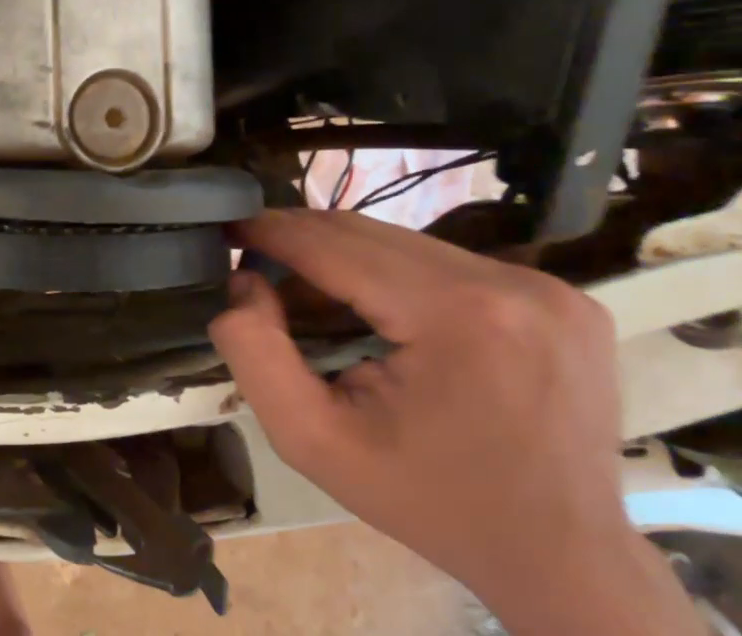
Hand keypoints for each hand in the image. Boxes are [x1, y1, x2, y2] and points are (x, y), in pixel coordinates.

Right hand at [210, 210, 696, 634]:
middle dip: (302, 246)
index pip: (336, 244)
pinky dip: (396, 279)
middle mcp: (515, 284)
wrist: (559, 556)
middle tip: (253, 273)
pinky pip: (448, 265)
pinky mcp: (564, 300)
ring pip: (406, 245)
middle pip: (372, 236)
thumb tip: (243, 283)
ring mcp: (550, 289)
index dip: (270, 233)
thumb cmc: (426, 501)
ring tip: (310, 305)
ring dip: (346, 263)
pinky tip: (377, 317)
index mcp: (460, 314)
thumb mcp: (310, 438)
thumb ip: (254, 351)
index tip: (222, 231)